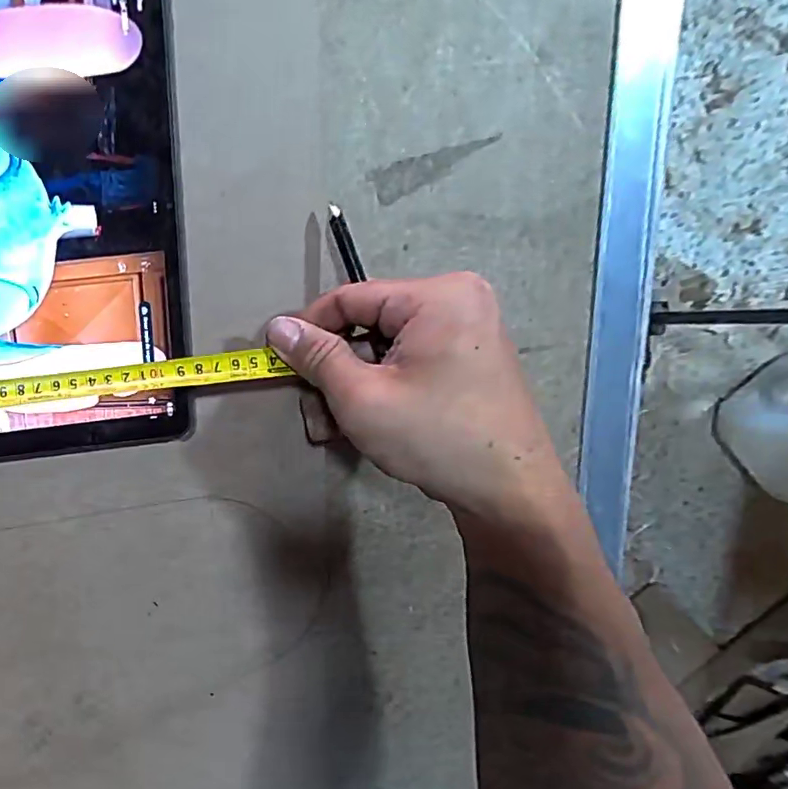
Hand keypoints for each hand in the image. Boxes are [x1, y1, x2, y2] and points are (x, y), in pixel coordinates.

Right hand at [267, 273, 572, 526]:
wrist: (509, 492)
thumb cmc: (433, 436)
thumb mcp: (360, 395)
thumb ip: (316, 355)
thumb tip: (277, 326)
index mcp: (437, 296)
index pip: (348, 298)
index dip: (307, 329)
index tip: (278, 362)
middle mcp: (456, 301)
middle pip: (364, 325)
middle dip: (331, 370)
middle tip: (313, 411)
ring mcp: (464, 332)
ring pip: (380, 348)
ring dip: (348, 386)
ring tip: (334, 428)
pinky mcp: (464, 360)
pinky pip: (403, 361)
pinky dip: (377, 388)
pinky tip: (363, 424)